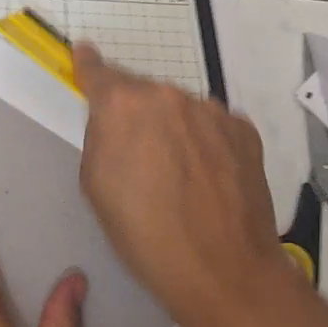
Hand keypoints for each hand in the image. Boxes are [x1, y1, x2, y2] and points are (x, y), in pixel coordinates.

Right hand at [71, 43, 279, 318]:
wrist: (225, 271)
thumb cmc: (145, 234)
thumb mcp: (95, 185)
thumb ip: (99, 137)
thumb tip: (112, 121)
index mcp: (123, 105)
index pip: (97, 71)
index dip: (87, 65)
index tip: (84, 55)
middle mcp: (167, 95)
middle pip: (142, 93)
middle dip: (136, 114)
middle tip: (140, 157)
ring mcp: (210, 110)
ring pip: (179, 108)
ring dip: (173, 127)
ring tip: (180, 175)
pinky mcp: (243, 130)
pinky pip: (212, 125)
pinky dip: (205, 141)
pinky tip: (209, 178)